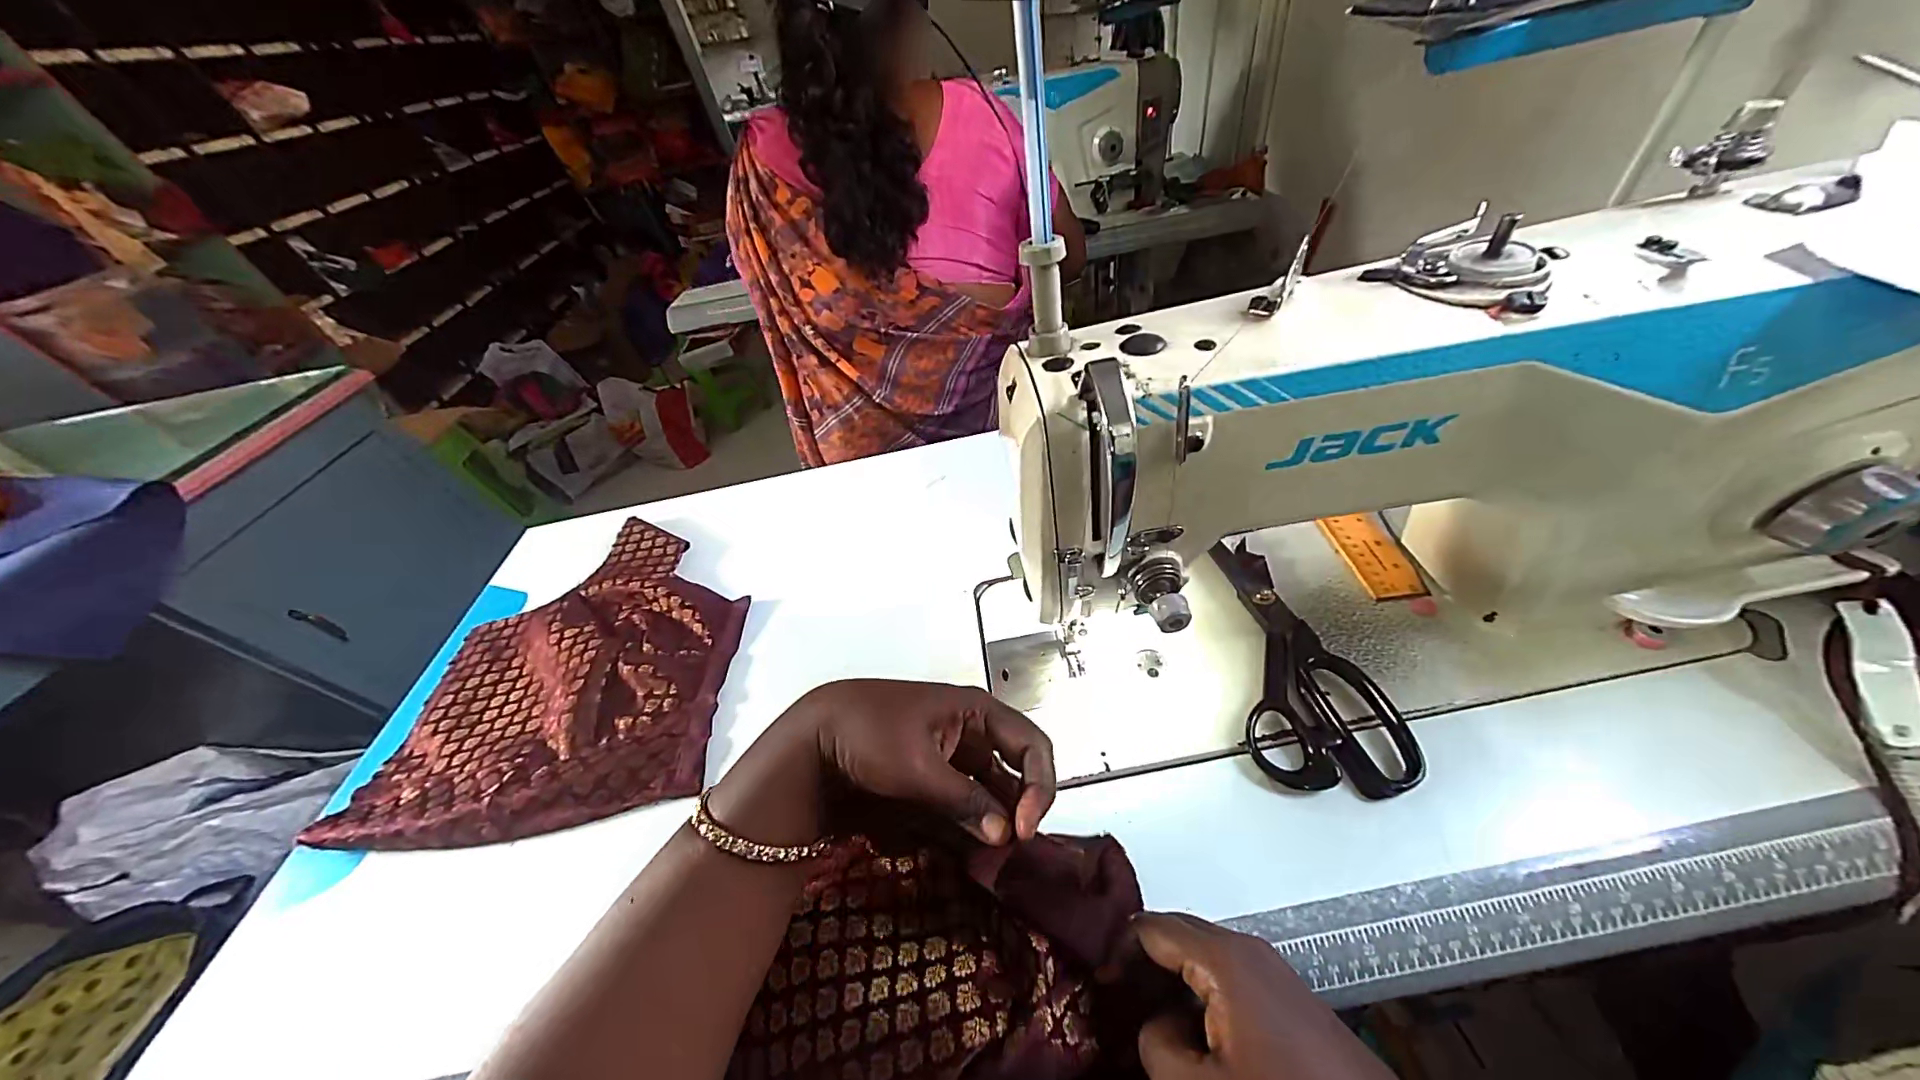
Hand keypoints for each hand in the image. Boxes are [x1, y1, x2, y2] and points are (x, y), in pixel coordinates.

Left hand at [707, 679, 1054, 849]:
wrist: (813, 735)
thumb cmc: (867, 732)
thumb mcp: (918, 767)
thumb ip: (965, 800)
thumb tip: (1005, 835)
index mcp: (976, 711)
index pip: (1032, 745)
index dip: (1039, 786)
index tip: (1023, 829)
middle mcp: (971, 732)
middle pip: (1014, 773)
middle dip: (1017, 812)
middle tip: (1009, 855)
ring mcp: (952, 756)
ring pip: (990, 793)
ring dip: (994, 825)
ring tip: (988, 862)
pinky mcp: (933, 779)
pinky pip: (965, 803)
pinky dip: (970, 826)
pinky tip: (968, 852)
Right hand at [1132, 913, 1394, 1079]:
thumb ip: (1157, 1045)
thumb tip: (1153, 1027)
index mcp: (1223, 957)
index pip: (1150, 927)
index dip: (1116, 950)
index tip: (1100, 980)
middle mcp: (1246, 949)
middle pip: (1174, 932)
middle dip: (1141, 961)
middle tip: (1118, 998)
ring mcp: (1268, 968)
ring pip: (1198, 953)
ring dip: (1170, 979)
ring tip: (1153, 1022)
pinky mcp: (1282, 993)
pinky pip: (1225, 974)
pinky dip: (1198, 992)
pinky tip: (1194, 1033)